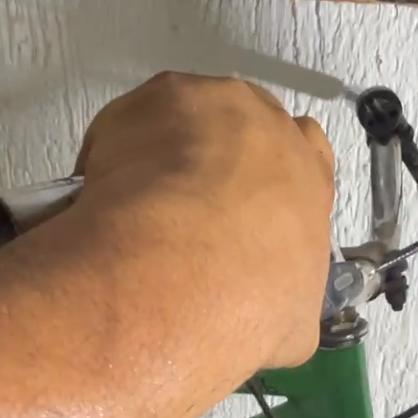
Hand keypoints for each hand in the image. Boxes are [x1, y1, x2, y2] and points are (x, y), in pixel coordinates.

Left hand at [73, 72, 334, 367]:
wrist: (193, 271)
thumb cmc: (250, 300)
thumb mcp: (294, 323)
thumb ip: (289, 304)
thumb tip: (275, 322)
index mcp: (312, 183)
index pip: (307, 156)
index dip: (271, 177)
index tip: (245, 203)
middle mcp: (275, 131)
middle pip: (250, 125)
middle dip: (222, 153)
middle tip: (188, 198)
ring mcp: (221, 104)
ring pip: (192, 114)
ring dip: (169, 147)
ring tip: (138, 198)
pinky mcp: (166, 94)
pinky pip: (139, 118)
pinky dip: (120, 149)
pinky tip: (105, 191)